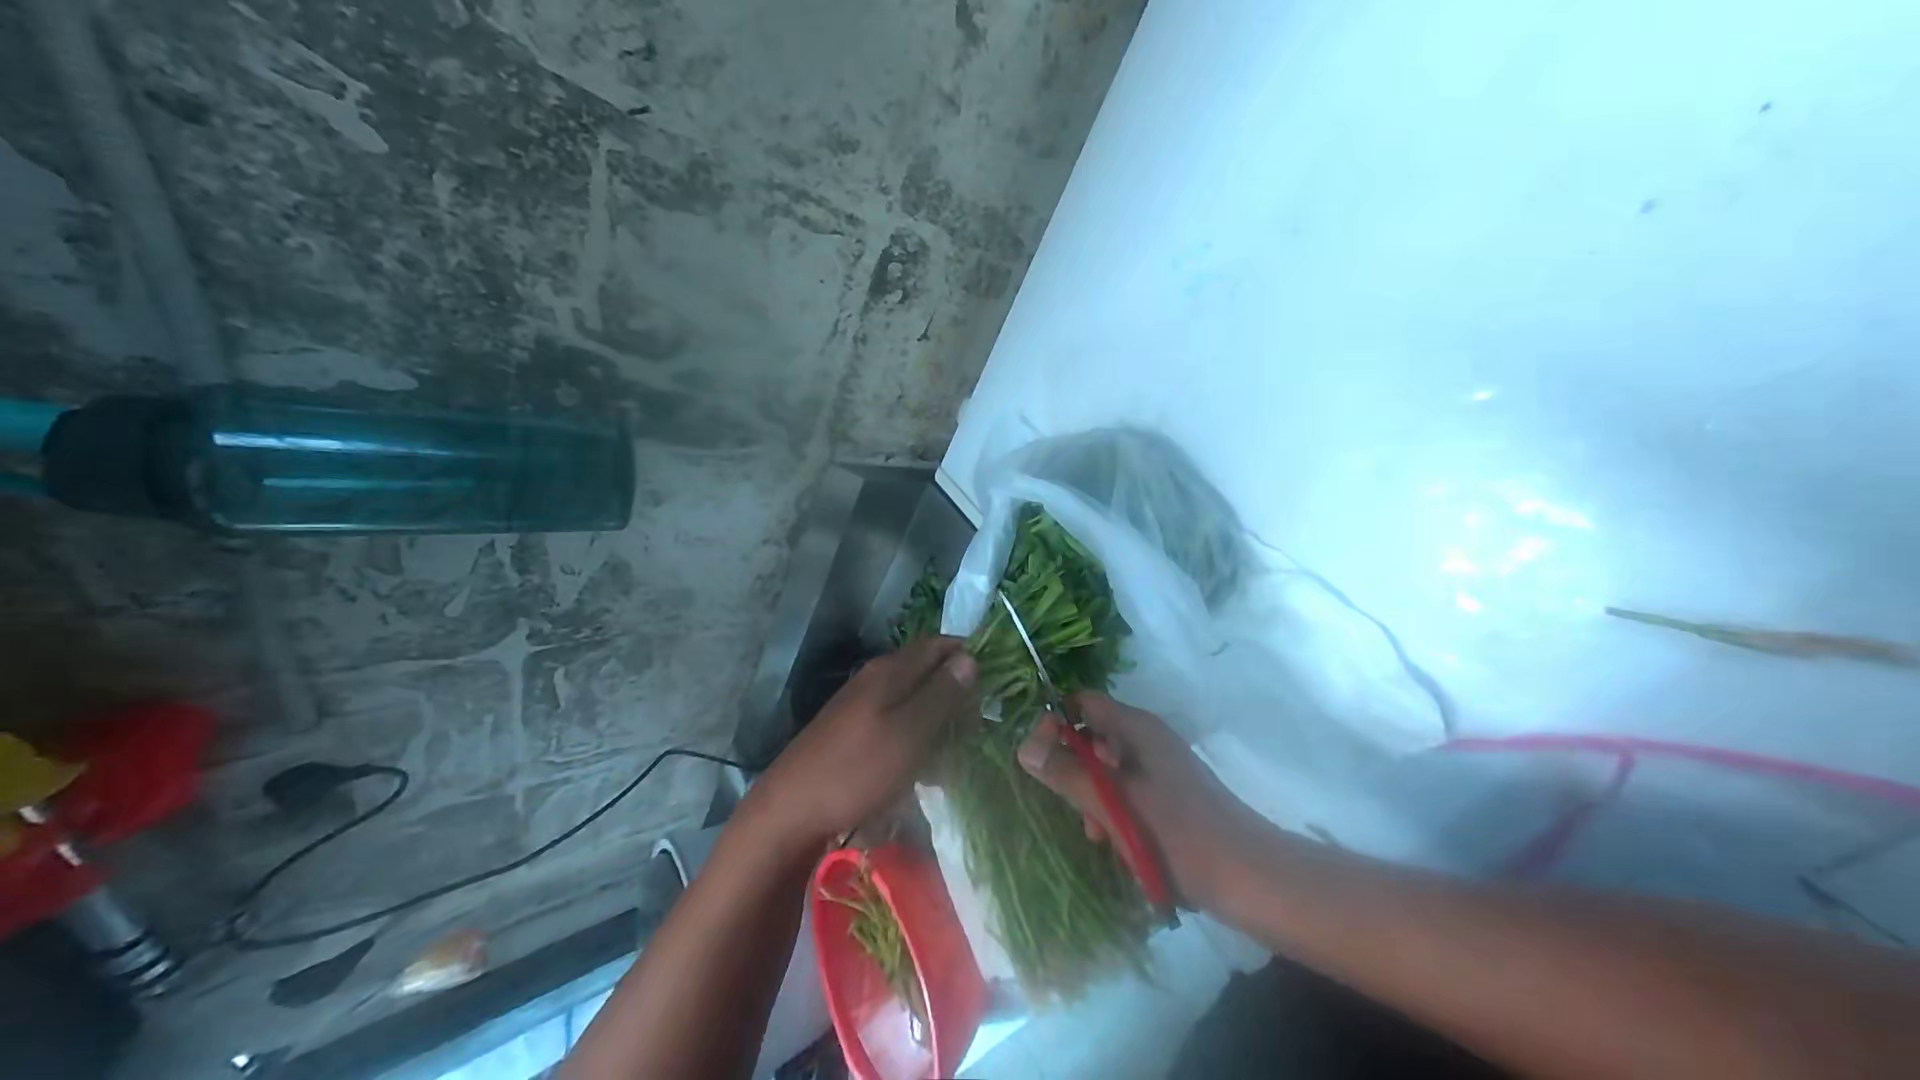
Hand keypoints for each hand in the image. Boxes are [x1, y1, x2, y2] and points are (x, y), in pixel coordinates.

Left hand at [744, 637, 977, 849]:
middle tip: (981, 724)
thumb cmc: (856, 771)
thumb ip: (941, 694)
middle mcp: (874, 679)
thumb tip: (970, 657)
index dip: (970, 656)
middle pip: (927, 671)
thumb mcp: (909, 733)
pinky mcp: (853, 734)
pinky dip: (918, 738)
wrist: (790, 813)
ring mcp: (861, 707)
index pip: (939, 644)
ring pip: (913, 700)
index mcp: (889, 670)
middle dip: (957, 691)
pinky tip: (926, 768)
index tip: (997, 684)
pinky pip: (898, 724)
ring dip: (939, 719)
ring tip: (960, 750)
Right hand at [1016, 692, 1267, 910]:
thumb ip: (1068, 773)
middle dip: (1073, 768)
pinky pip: (1127, 793)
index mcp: (1137, 729)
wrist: (1253, 880)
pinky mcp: (1170, 798)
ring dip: (1093, 797)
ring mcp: (1161, 769)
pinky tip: (1119, 845)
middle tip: (1073, 805)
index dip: (1055, 721)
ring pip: (1108, 770)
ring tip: (1098, 834)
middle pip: (1092, 736)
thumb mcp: (1116, 805)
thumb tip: (1024, 746)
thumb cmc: (1181, 835)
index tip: (1040, 757)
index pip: (1082, 702)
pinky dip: (1115, 813)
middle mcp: (1148, 740)